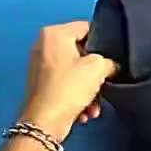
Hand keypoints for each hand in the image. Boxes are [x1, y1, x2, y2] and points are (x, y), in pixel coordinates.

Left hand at [18, 21, 117, 141]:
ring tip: (94, 105)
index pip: (87, 28)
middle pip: (81, 52)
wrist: (44, 123)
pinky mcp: (39, 85)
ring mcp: (39, 65)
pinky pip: (65, 83)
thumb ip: (109, 60)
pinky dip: (76, 95)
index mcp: (54, 33)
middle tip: (104, 82)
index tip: (111, 57)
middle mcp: (43, 45)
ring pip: (75, 71)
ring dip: (88, 88)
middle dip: (95, 71)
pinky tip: (85, 111)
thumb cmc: (69, 88)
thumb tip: (109, 65)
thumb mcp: (98, 67)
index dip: (103, 42)